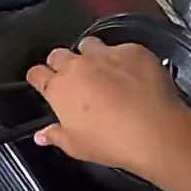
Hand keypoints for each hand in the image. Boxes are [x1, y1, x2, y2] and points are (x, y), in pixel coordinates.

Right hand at [25, 38, 190, 177]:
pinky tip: (130, 73)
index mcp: (58, 88)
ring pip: (88, 44)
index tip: (42, 82)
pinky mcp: (134, 51)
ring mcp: (106, 55)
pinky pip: (121, 48)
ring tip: (99, 69)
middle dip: (61, 63)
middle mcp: (78, 66)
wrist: (154, 131)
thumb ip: (55, 135)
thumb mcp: (75, 146)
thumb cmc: (109, 141)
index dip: (38, 78)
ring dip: (89, 54)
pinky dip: (121, 58)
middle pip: (58, 54)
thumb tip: (41, 135)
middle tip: (71, 78)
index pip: (36, 73)